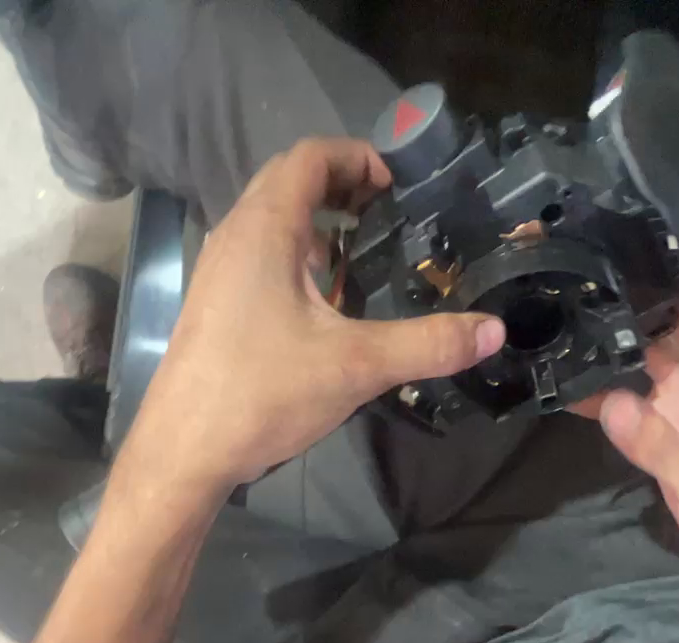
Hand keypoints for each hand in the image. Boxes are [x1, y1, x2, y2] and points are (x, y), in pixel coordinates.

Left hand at [115, 138, 505, 491]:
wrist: (185, 450)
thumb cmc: (264, 392)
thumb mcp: (357, 365)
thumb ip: (428, 345)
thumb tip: (493, 330)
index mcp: (265, 229)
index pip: (309, 157)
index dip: (356, 157)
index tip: (398, 185)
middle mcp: (236, 237)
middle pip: (289, 184)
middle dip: (342, 189)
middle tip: (390, 215)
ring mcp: (221, 274)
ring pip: (273, 226)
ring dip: (319, 228)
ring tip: (365, 260)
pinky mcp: (218, 308)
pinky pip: (263, 262)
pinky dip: (299, 263)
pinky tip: (327, 309)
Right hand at [598, 245, 678, 586]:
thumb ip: (661, 447)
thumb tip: (614, 404)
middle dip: (656, 275)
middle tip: (604, 244)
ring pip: (654, 338)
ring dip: (623, 318)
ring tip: (574, 288)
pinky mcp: (663, 412)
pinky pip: (630, 383)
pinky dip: (603, 374)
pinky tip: (566, 364)